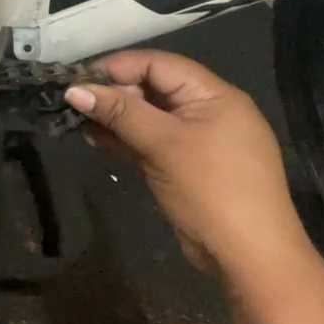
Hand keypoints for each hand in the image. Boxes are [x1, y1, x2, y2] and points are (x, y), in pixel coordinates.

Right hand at [68, 50, 310, 276]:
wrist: (250, 258)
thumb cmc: (211, 190)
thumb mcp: (162, 144)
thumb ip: (119, 112)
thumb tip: (73, 89)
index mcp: (214, 96)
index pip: (158, 65)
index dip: (117, 67)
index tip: (77, 79)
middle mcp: (208, 111)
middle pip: (152, 88)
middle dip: (112, 94)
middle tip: (75, 105)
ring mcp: (198, 140)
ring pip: (148, 116)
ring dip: (114, 118)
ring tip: (78, 123)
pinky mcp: (187, 165)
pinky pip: (151, 140)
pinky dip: (125, 139)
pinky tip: (95, 141)